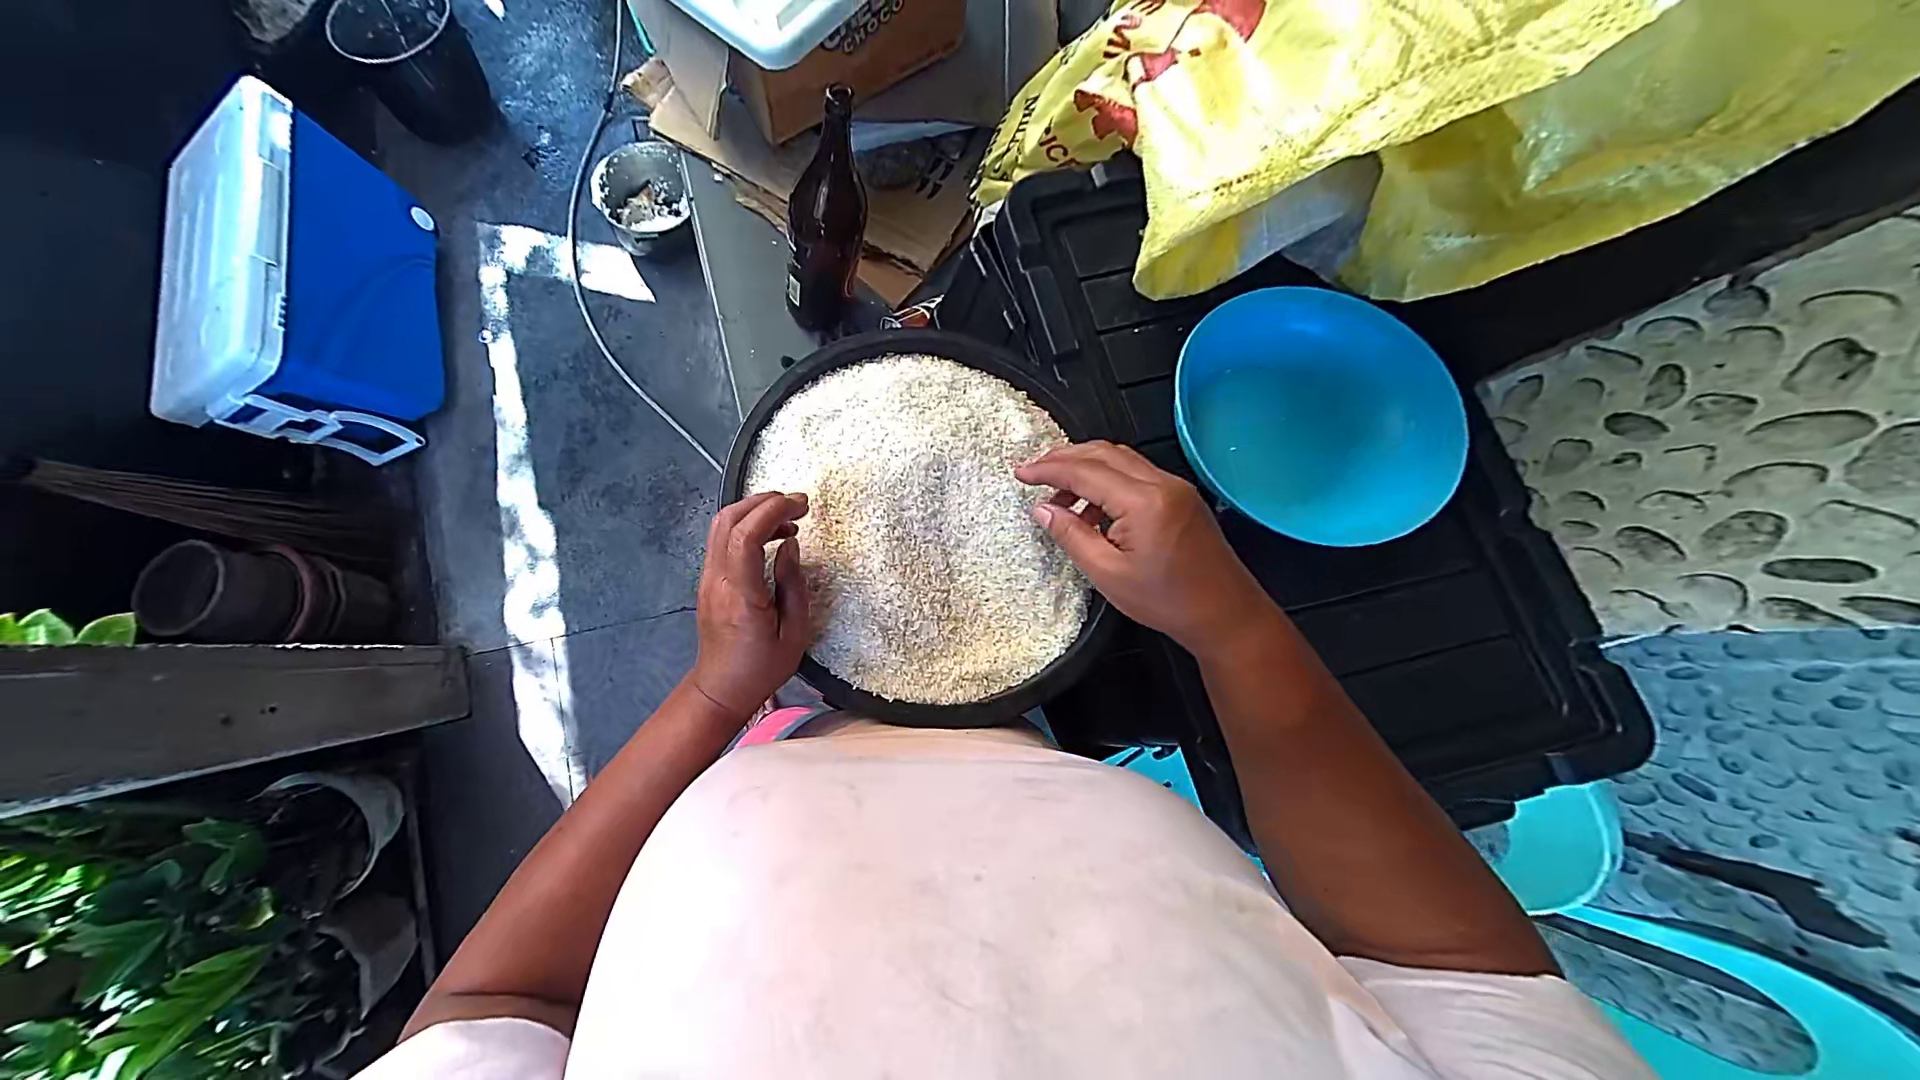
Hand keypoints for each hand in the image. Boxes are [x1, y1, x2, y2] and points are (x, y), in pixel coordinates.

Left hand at [688, 492, 811, 718]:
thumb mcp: (794, 632)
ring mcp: (708, 578)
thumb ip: (793, 584)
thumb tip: (790, 545)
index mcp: (740, 595)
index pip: (745, 537)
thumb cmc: (761, 667)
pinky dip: (748, 525)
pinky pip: (723, 539)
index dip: (772, 511)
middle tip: (799, 503)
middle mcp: (717, 580)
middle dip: (764, 501)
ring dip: (755, 510)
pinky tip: (773, 536)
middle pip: (728, 520)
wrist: (721, 689)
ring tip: (790, 517)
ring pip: (722, 525)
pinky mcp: (710, 579)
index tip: (801, 505)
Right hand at [1015, 442, 1273, 657]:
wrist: (1225, 614)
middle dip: (1064, 458)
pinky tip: (1091, 507)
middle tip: (1034, 472)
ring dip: (1085, 468)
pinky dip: (1107, 480)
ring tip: (1058, 496)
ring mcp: (1175, 487)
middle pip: (1102, 453)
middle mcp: (1163, 484)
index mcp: (1144, 502)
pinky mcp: (1180, 497)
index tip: (1022, 473)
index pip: (1085, 471)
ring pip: (1120, 459)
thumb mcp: (1108, 574)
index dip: (1048, 469)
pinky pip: (1136, 475)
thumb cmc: (1170, 601)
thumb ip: (1072, 536)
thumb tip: (1043, 510)